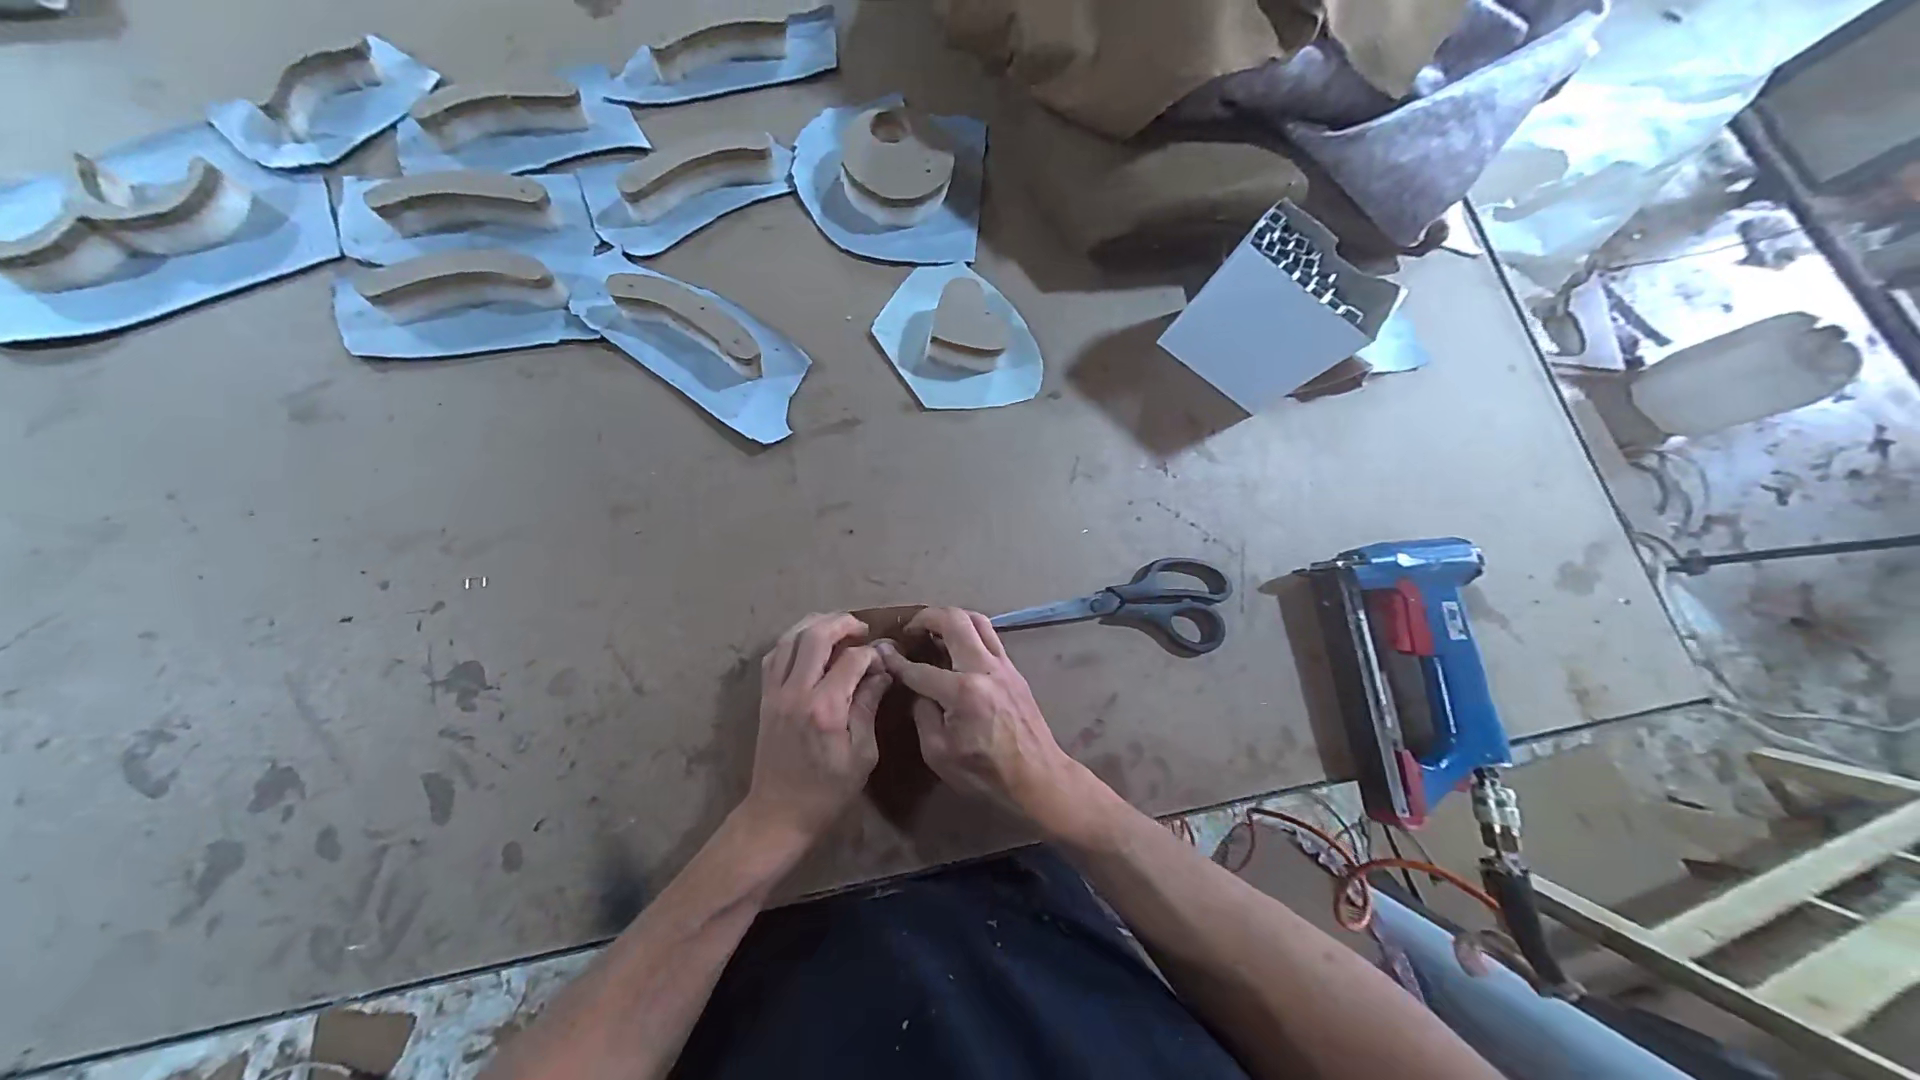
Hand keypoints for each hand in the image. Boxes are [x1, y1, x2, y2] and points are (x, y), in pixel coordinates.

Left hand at [742, 613, 891, 843]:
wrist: (778, 813)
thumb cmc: (828, 791)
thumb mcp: (862, 755)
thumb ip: (868, 707)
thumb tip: (881, 673)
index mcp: (825, 708)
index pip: (851, 660)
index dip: (872, 653)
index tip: (885, 659)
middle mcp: (796, 692)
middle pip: (815, 636)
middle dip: (842, 623)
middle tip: (863, 628)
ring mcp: (775, 692)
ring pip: (790, 638)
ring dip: (816, 625)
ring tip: (838, 627)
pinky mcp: (765, 697)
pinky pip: (775, 655)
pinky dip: (793, 640)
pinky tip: (809, 644)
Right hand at [876, 608, 1094, 833]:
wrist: (1038, 777)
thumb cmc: (985, 773)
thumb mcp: (939, 753)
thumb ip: (923, 715)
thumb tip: (918, 690)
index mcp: (963, 692)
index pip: (920, 669)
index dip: (896, 661)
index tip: (882, 652)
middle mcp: (984, 668)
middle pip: (954, 620)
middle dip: (926, 617)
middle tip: (910, 629)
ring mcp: (1003, 665)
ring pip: (977, 620)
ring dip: (951, 618)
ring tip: (934, 630)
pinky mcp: (1014, 670)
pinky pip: (989, 636)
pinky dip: (969, 631)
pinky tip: (958, 646)